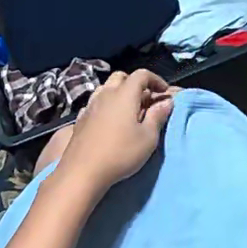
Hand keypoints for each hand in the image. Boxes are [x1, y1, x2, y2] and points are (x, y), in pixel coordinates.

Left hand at [59, 70, 173, 193]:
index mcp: (124, 94)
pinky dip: (106, 105)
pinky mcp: (80, 119)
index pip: (141, 75)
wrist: (82, 172)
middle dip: (136, 83)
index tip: (164, 94)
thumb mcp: (148, 137)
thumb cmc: (121, 153)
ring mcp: (90, 106)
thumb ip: (158, 116)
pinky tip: (110, 120)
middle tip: (147, 100)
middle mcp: (105, 94)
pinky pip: (95, 103)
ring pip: (106, 88)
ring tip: (129, 110)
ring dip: (120, 93)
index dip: (156, 80)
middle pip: (121, 77)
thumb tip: (166, 102)